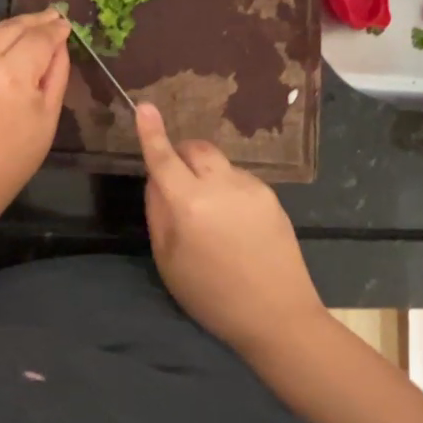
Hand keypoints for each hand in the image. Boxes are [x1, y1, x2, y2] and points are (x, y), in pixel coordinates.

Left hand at [0, 0, 70, 207]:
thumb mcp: (47, 120)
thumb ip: (56, 74)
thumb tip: (59, 40)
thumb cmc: (10, 158)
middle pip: (9, 24)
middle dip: (31, 23)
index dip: (55, 29)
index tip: (61, 26)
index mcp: (12, 79)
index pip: (40, 37)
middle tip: (39, 31)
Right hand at [137, 102, 325, 352]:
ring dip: (205, 174)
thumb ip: (158, 212)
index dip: (151, 132)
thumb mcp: (169, 261)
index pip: (164, 158)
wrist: (278, 316)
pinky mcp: (270, 195)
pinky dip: (227, 189)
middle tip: (176, 181)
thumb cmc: (212, 296)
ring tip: (210, 216)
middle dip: (181, 155)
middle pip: (195, 149)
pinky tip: (235, 224)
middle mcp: (220, 185)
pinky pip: (239, 179)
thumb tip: (157, 180)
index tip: (144, 107)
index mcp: (189, 204)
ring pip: (218, 163)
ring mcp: (250, 187)